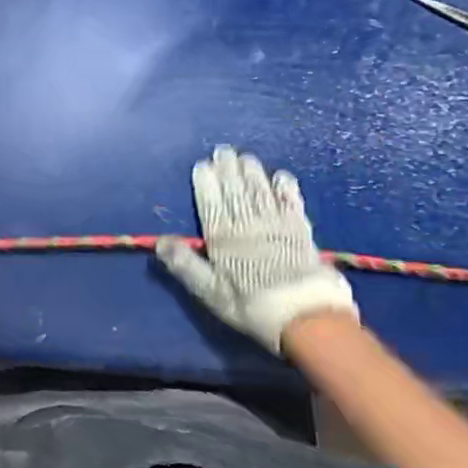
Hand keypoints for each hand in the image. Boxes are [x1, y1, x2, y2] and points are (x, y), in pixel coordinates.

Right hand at [155, 146, 356, 354]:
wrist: (306, 317)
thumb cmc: (250, 306)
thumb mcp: (209, 291)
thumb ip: (185, 264)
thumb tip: (160, 241)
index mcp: (224, 239)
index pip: (211, 204)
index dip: (206, 184)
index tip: (202, 165)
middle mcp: (250, 226)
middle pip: (237, 193)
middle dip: (228, 171)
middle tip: (223, 151)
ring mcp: (278, 227)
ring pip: (261, 193)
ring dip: (253, 174)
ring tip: (246, 157)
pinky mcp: (302, 234)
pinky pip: (292, 205)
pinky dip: (286, 190)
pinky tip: (282, 177)